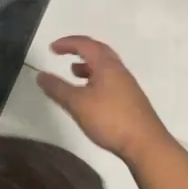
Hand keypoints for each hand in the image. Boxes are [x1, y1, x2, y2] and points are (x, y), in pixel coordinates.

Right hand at [38, 36, 174, 165]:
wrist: (146, 145)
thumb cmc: (110, 119)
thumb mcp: (77, 103)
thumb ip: (58, 88)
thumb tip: (40, 75)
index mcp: (107, 65)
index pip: (85, 44)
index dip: (67, 43)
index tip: (52, 48)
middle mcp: (119, 70)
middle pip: (98, 51)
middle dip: (79, 50)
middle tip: (64, 53)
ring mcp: (127, 85)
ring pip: (105, 67)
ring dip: (88, 66)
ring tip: (74, 73)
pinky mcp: (131, 100)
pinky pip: (110, 80)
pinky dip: (96, 79)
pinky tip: (90, 96)